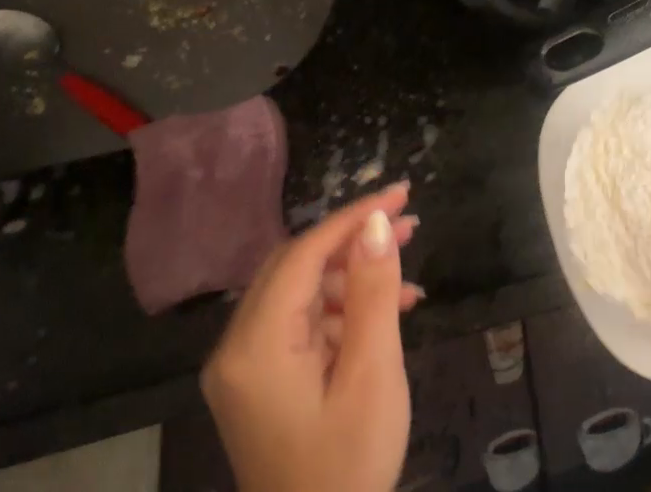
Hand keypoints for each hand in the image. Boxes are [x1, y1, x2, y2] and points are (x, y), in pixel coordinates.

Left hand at [201, 182, 424, 491]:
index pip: (303, 255)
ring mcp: (247, 368)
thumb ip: (374, 293)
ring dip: (354, 272)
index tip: (404, 193)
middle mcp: (238, 349)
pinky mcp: (263, 382)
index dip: (353, 217)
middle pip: (296, 268)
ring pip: (301, 292)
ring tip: (409, 261)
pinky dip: (346, 307)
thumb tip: (377, 222)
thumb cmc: (349, 457)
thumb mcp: (372, 370)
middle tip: (412, 219)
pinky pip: (303, 324)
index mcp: (257, 346)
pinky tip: (392, 308)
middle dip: (354, 238)